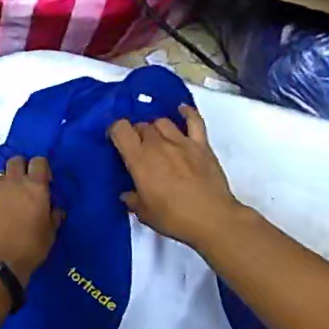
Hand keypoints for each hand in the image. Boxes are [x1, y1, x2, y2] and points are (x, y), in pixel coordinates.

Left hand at [0, 155, 62, 282]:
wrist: (2, 260)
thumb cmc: (32, 246)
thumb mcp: (51, 232)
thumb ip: (53, 215)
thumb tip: (55, 209)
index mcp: (35, 187)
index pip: (39, 161)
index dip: (41, 168)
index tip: (43, 180)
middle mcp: (13, 182)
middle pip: (15, 161)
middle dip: (20, 167)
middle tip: (23, 184)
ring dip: (5, 183)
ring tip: (7, 200)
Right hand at [108, 105, 246, 249]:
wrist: (212, 219)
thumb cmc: (174, 218)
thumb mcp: (144, 213)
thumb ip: (132, 200)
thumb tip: (127, 194)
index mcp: (139, 160)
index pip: (121, 130)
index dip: (115, 131)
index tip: (115, 141)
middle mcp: (158, 145)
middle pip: (141, 125)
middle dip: (136, 133)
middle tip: (137, 148)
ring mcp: (182, 142)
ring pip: (162, 121)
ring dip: (155, 128)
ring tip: (156, 139)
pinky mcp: (202, 145)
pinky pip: (194, 121)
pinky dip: (187, 113)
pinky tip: (181, 110)